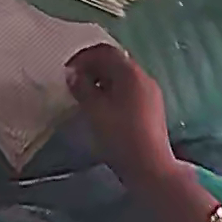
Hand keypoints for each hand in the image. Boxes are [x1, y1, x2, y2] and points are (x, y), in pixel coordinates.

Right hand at [65, 44, 182, 188]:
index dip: (83, 58)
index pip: (104, 51)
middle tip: (75, 83)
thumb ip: (81, 87)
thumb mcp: (95, 110)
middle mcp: (143, 76)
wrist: (152, 170)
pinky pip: (130, 90)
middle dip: (92, 68)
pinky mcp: (153, 108)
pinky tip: (104, 109)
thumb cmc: (120, 136)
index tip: (68, 72)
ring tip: (87, 97)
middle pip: (115, 61)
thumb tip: (72, 74)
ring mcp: (151, 92)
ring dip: (102, 80)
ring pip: (122, 77)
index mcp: (130, 72)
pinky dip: (114, 91)